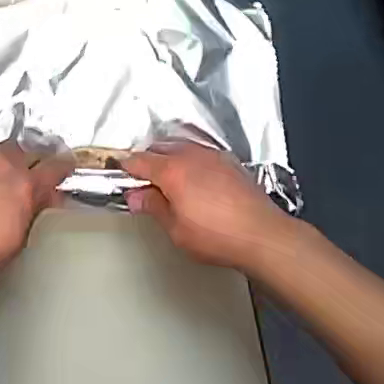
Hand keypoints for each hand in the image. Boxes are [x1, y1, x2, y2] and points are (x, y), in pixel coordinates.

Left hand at [0, 142, 73, 308]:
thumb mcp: (19, 238)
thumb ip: (36, 210)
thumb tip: (50, 197)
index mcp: (26, 183)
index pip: (55, 166)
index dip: (63, 165)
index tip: (66, 165)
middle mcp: (3, 163)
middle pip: (26, 150)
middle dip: (30, 159)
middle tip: (29, 174)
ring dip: (0, 156)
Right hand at [122, 142, 304, 274]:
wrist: (261, 233)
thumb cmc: (218, 235)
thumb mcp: (176, 229)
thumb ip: (153, 206)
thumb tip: (137, 196)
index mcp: (172, 170)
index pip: (141, 161)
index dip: (128, 167)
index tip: (122, 172)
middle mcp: (191, 155)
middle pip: (160, 149)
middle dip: (148, 160)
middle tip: (142, 180)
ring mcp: (212, 155)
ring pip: (182, 147)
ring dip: (170, 158)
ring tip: (168, 179)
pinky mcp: (229, 162)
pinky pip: (201, 153)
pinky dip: (191, 160)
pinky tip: (194, 179)